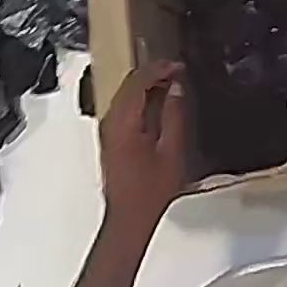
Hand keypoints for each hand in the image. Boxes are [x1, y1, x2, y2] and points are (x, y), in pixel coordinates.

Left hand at [98, 60, 188, 233]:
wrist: (128, 219)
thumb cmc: (151, 190)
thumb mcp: (171, 152)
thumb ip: (174, 116)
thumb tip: (175, 88)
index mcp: (123, 120)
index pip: (138, 81)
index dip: (159, 69)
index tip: (179, 67)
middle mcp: (110, 119)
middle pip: (129, 83)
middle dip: (153, 73)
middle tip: (177, 72)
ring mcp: (107, 127)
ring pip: (125, 92)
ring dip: (147, 84)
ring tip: (171, 83)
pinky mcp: (110, 136)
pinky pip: (124, 105)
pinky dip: (141, 97)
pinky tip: (158, 102)